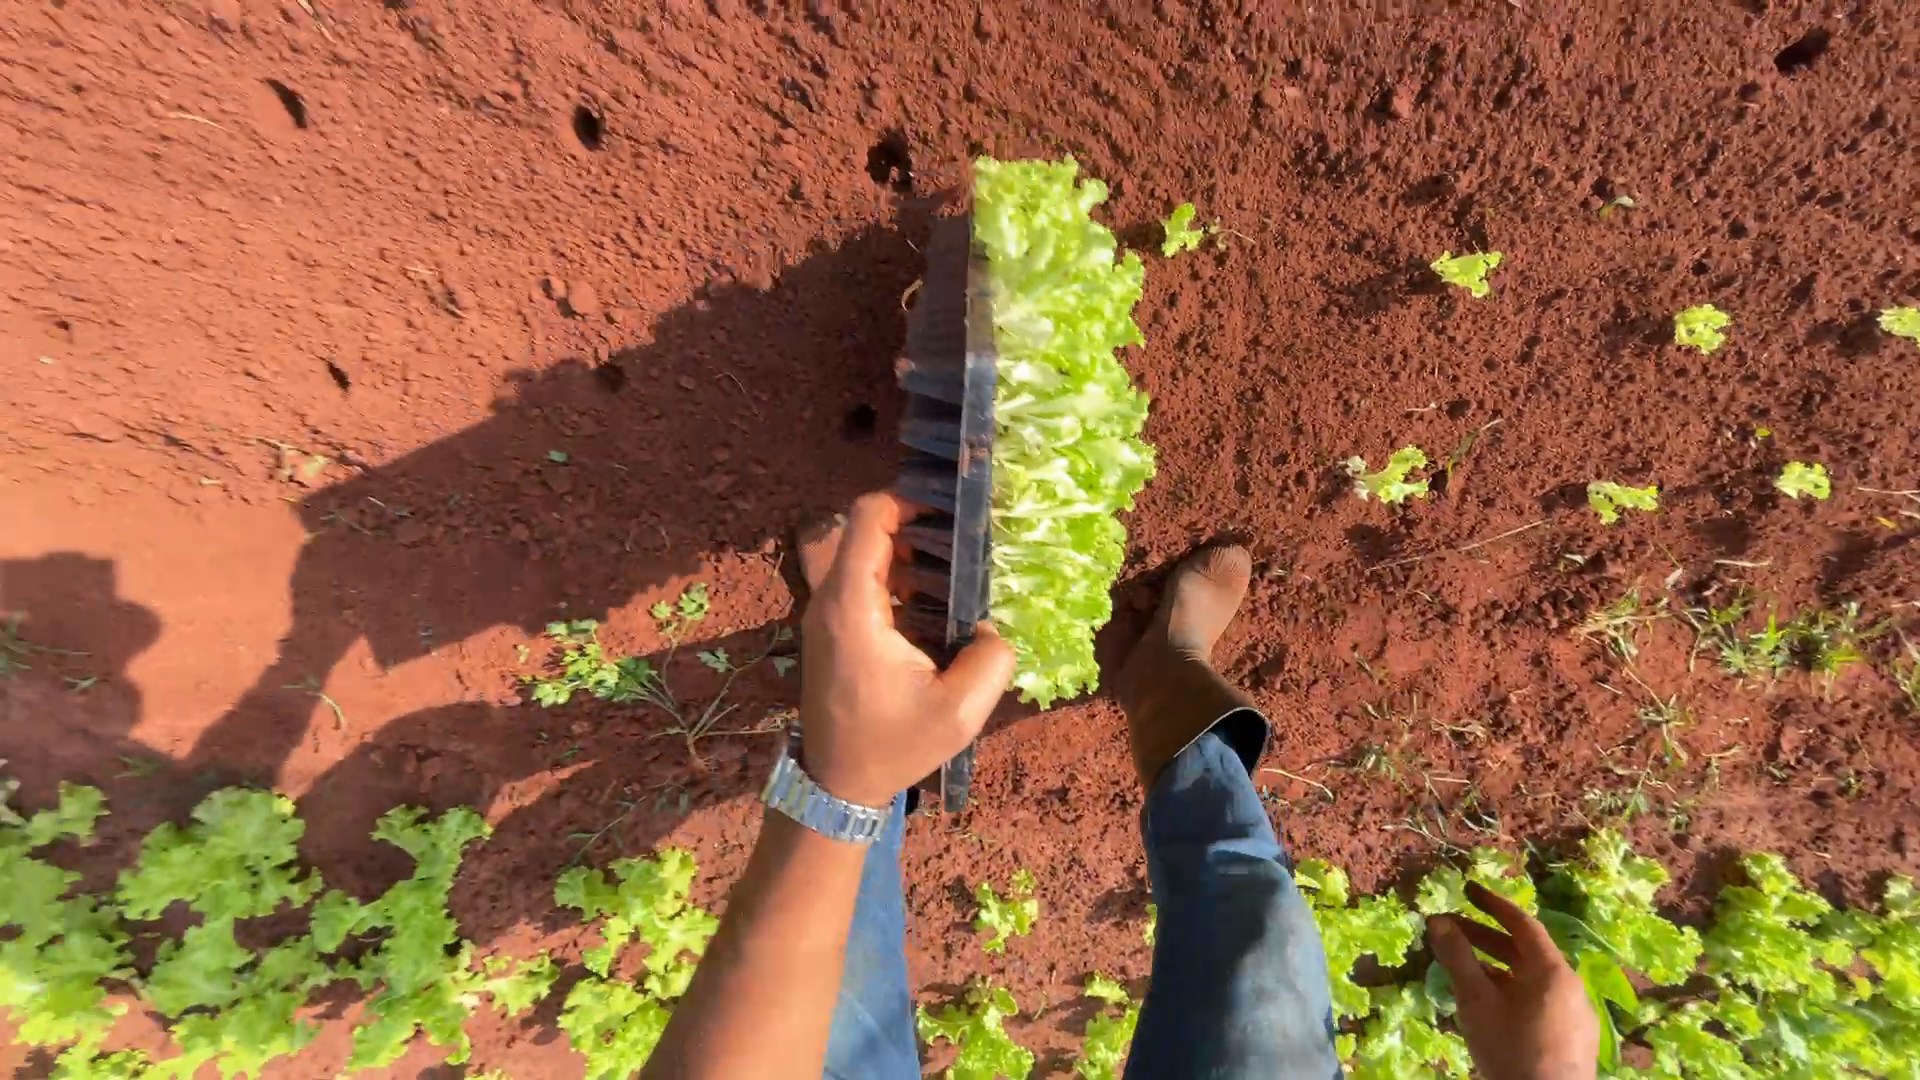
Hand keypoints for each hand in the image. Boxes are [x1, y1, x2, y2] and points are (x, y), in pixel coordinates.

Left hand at [797, 492, 1014, 806]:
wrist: (835, 786)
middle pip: (866, 531)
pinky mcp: (830, 630)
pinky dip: (897, 578)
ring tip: (957, 573)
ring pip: (864, 556)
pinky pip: (862, 583)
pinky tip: (934, 605)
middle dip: (917, 527)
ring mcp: (825, 615)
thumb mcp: (958, 713)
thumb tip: (990, 626)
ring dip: (908, 554)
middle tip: (965, 543)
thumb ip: (991, 660)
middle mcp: (830, 600)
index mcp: (853, 607)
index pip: (868, 517)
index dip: (907, 500)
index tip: (950, 513)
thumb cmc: (892, 747)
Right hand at [1427, 882, 1598, 1079]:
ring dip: (1494, 960)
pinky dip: (1508, 983)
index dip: (1493, 903)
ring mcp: (1575, 1015)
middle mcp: (1570, 988)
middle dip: (1484, 933)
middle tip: (1449, 926)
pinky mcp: (1572, 1037)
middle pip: (1525, 948)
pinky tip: (1484, 995)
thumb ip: (1457, 955)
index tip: (1467, 889)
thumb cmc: (1510, 1049)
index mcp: (1552, 973)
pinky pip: (1538, 995)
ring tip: (1459, 960)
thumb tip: (1438, 920)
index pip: (1523, 923)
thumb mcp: (1475, 999)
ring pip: (1530, 974)